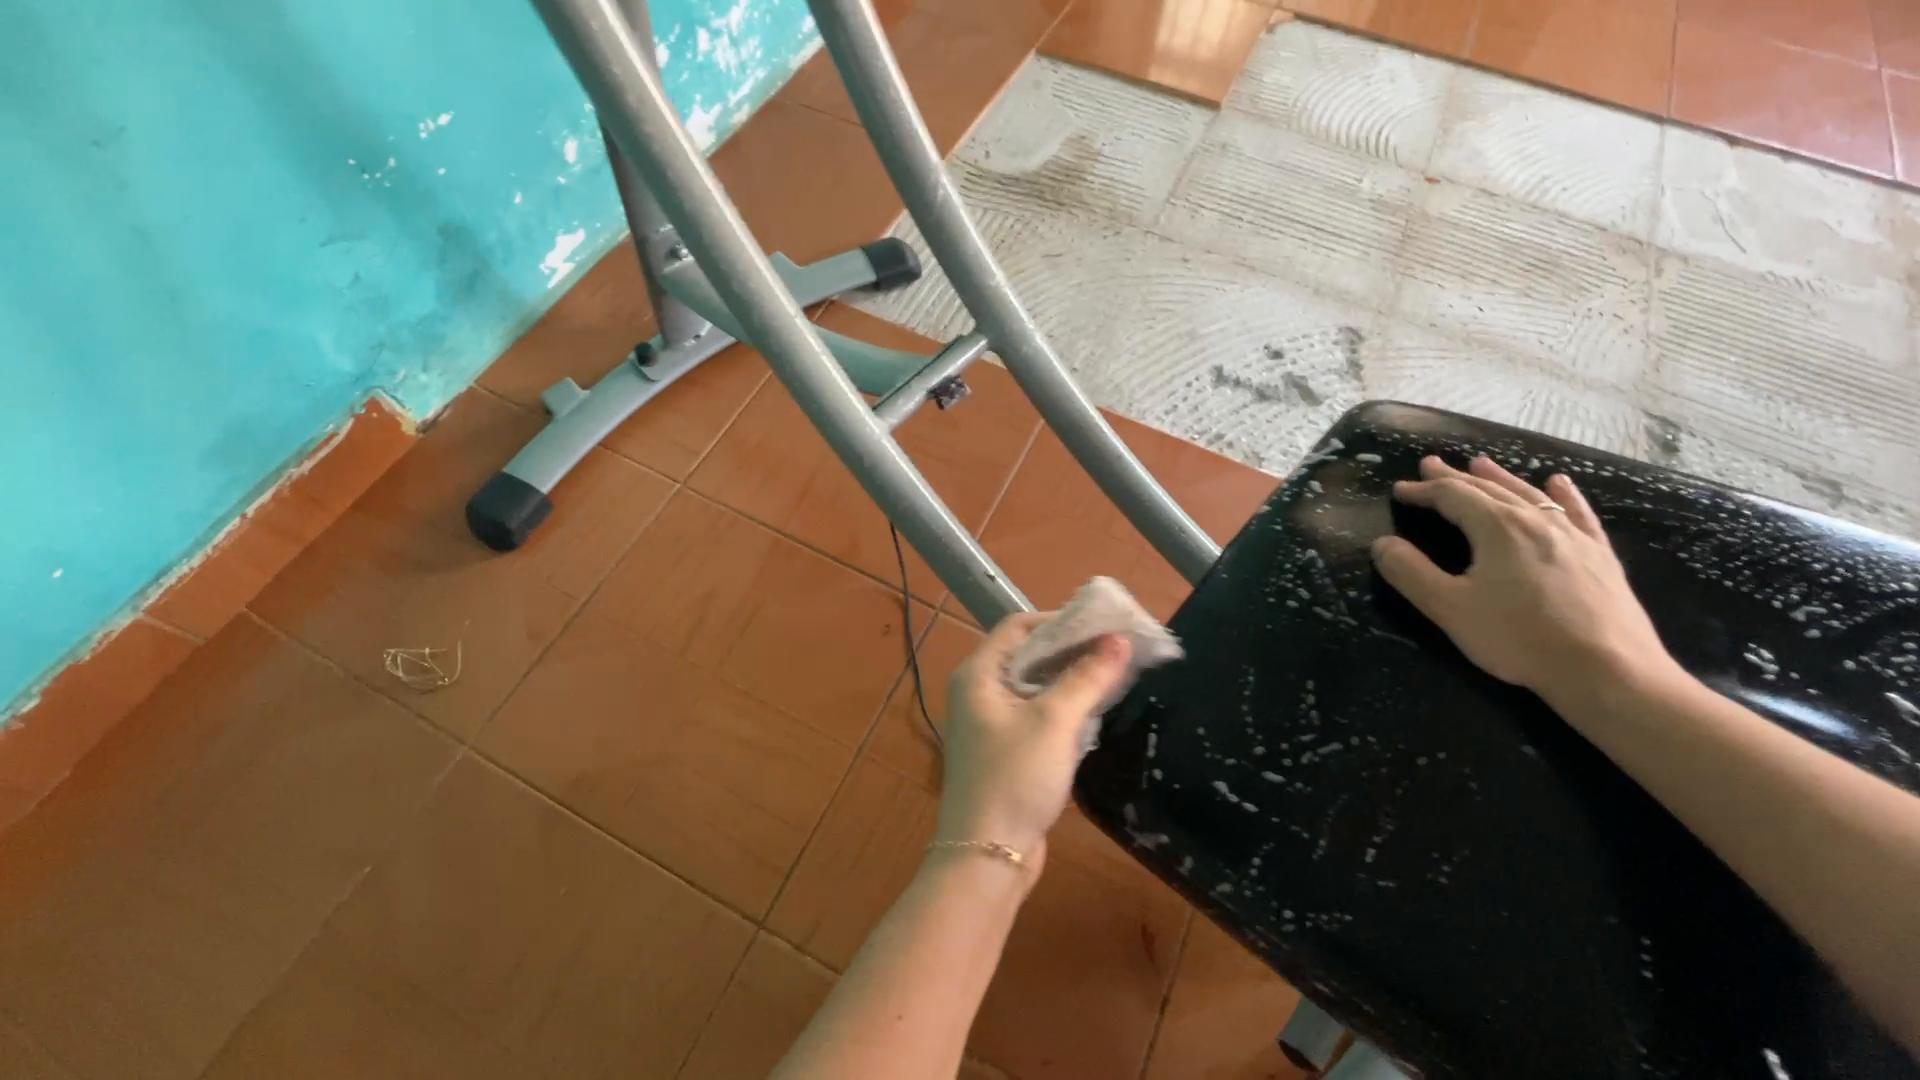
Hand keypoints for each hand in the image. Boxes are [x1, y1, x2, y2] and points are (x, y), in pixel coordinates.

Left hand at [936, 613, 1134, 873]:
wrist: (988, 854)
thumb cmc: (1014, 778)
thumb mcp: (1055, 722)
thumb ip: (1087, 677)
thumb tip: (1119, 639)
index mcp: (978, 674)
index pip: (1019, 626)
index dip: (1061, 619)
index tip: (1104, 624)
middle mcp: (979, 691)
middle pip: (1028, 654)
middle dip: (1072, 648)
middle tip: (1119, 646)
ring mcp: (991, 722)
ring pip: (1036, 685)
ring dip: (1072, 677)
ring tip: (1117, 671)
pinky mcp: (1007, 749)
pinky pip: (1038, 713)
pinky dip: (1065, 706)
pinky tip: (1097, 708)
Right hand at [1370, 455, 1678, 705]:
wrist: (1607, 670)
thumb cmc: (1519, 638)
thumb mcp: (1450, 609)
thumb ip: (1411, 573)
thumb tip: (1382, 544)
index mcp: (1497, 528)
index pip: (1452, 497)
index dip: (1423, 491)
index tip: (1400, 490)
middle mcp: (1535, 521)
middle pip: (1489, 489)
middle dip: (1455, 477)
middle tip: (1430, 464)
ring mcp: (1572, 536)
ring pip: (1529, 495)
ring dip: (1500, 478)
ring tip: (1481, 464)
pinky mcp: (1599, 555)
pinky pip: (1578, 514)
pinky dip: (1563, 495)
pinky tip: (1558, 484)